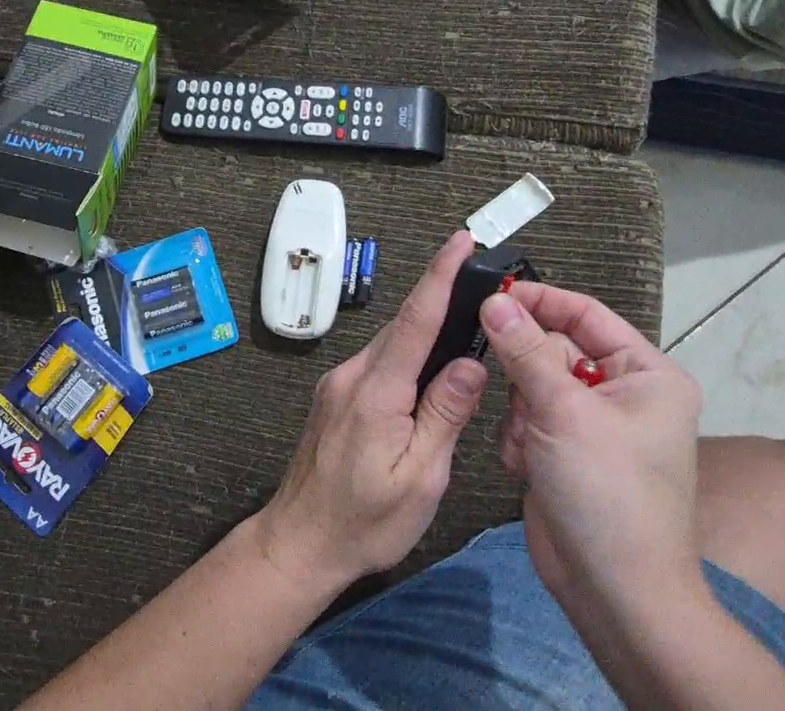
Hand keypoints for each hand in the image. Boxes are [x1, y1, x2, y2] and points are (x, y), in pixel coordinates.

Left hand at [252, 231, 490, 590]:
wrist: (299, 543)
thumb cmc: (364, 522)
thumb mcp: (420, 476)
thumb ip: (445, 414)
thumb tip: (471, 362)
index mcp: (376, 391)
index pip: (415, 320)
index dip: (440, 276)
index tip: (461, 241)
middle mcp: (351, 376)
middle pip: (404, 329)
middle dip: (443, 305)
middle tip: (485, 296)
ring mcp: (338, 385)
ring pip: (391, 348)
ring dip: (426, 338)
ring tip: (467, 339)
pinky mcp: (335, 398)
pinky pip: (379, 366)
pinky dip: (408, 362)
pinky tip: (429, 379)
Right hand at [485, 283, 705, 611]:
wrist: (613, 588)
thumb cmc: (606, 490)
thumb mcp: (564, 411)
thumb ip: (525, 350)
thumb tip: (493, 299)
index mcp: (645, 374)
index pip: (586, 314)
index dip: (540, 301)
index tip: (490, 294)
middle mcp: (621, 392)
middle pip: (551, 350)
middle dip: (528, 377)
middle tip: (522, 403)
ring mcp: (591, 424)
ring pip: (530, 385)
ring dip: (520, 413)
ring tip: (530, 446)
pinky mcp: (563, 450)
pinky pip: (525, 419)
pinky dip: (517, 438)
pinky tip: (525, 466)